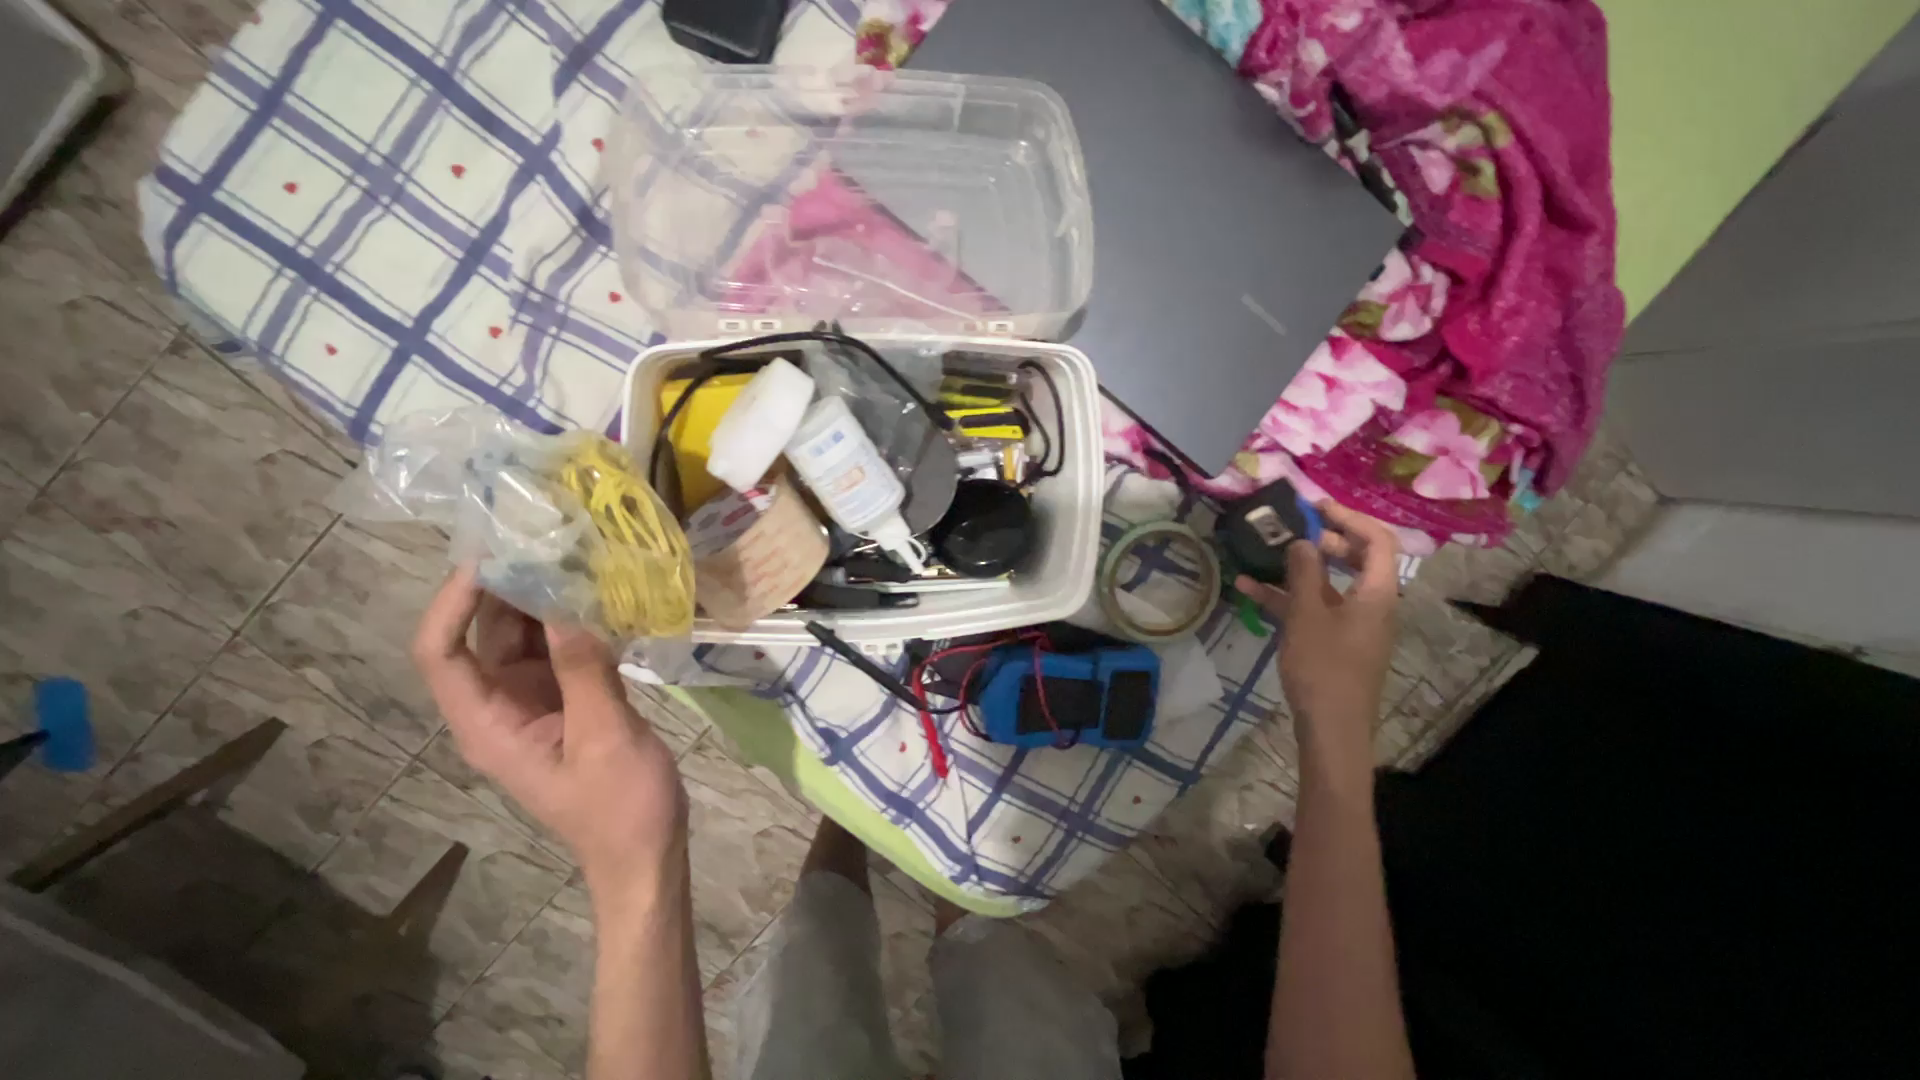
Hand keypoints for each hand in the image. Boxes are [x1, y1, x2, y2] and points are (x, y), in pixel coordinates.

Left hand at [411, 565, 688, 910]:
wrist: (645, 855)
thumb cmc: (620, 807)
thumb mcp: (605, 738)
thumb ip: (585, 671)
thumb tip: (567, 604)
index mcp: (489, 724)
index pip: (442, 653)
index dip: (454, 600)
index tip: (495, 556)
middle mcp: (499, 706)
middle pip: (479, 634)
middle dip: (504, 585)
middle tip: (543, 535)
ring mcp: (533, 701)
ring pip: (520, 635)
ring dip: (541, 595)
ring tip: (572, 549)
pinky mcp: (566, 699)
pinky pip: (557, 648)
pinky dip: (572, 617)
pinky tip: (600, 589)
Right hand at [1235, 502, 1400, 779]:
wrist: (1332, 730)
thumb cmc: (1324, 668)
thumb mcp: (1307, 615)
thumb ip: (1305, 572)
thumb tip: (1303, 539)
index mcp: (1378, 592)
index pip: (1377, 540)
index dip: (1349, 517)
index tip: (1313, 507)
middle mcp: (1372, 603)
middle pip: (1356, 558)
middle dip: (1322, 540)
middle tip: (1291, 529)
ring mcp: (1353, 624)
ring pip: (1328, 584)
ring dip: (1297, 568)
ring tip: (1262, 554)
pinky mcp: (1335, 642)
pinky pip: (1314, 609)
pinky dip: (1287, 597)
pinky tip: (1248, 590)